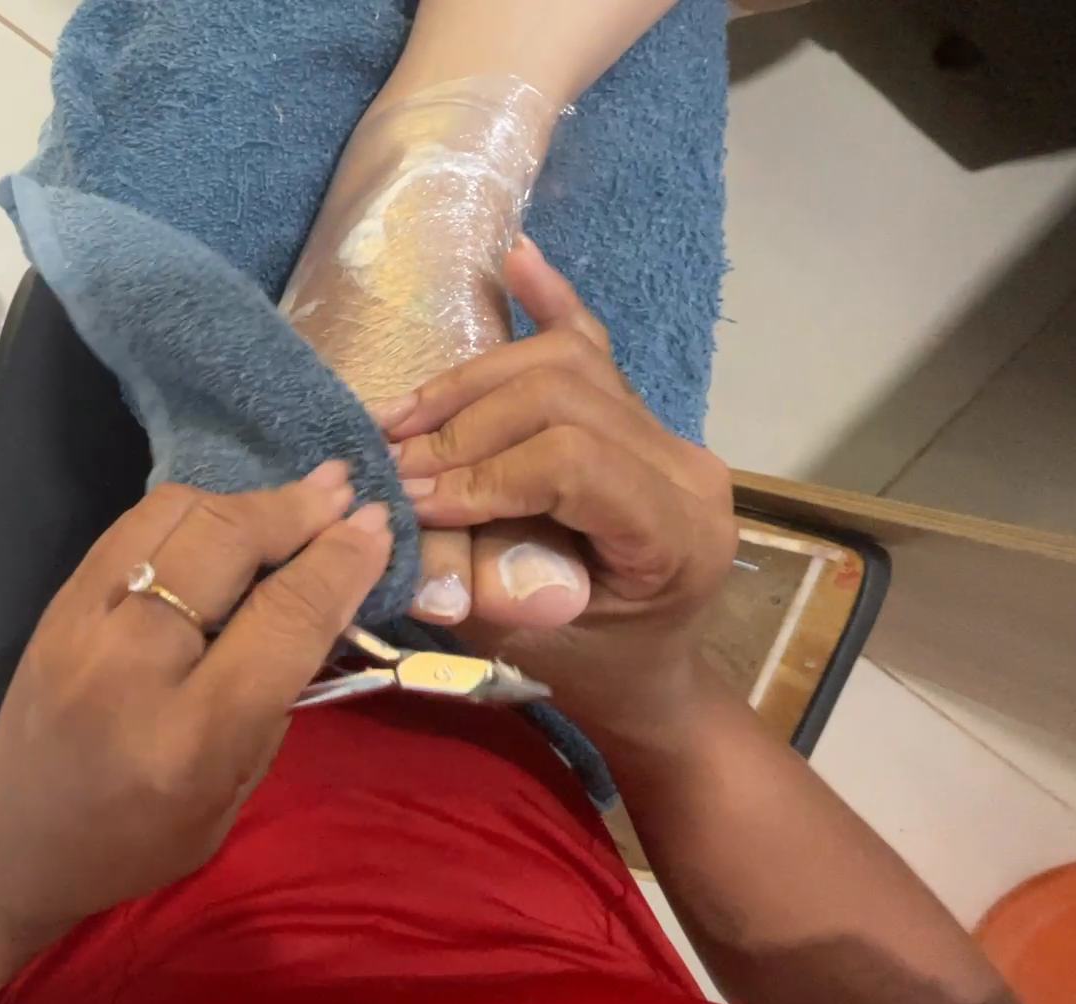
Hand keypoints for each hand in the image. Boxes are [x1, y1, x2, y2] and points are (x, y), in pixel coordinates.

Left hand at [0, 468, 392, 941]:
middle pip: (222, 543)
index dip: (339, 561)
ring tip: (287, 504)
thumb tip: (319, 596)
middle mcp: (129, 664)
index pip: (281, 620)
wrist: (17, 836)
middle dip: (294, 509)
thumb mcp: (232, 795)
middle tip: (341, 492)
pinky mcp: (55, 600)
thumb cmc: (136, 840)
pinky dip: (189, 510)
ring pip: (171, 514)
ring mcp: (80, 621)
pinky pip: (131, 526)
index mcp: (188, 736)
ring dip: (241, 500)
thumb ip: (276, 695)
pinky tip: (221, 521)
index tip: (377, 525)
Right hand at [381, 244, 737, 730]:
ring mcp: (662, 430)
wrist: (644, 669)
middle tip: (392, 466)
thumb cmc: (586, 668)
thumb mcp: (520, 642)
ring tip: (401, 419)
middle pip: (562, 394)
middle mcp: (682, 463)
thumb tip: (396, 517)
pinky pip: (591, 344)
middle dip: (461, 430)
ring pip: (563, 361)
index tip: (411, 502)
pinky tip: (514, 261)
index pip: (572, 461)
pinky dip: (547, 301)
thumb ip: (465, 577)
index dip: (480, 475)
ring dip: (468, 385)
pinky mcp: (632, 419)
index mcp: (674, 531)